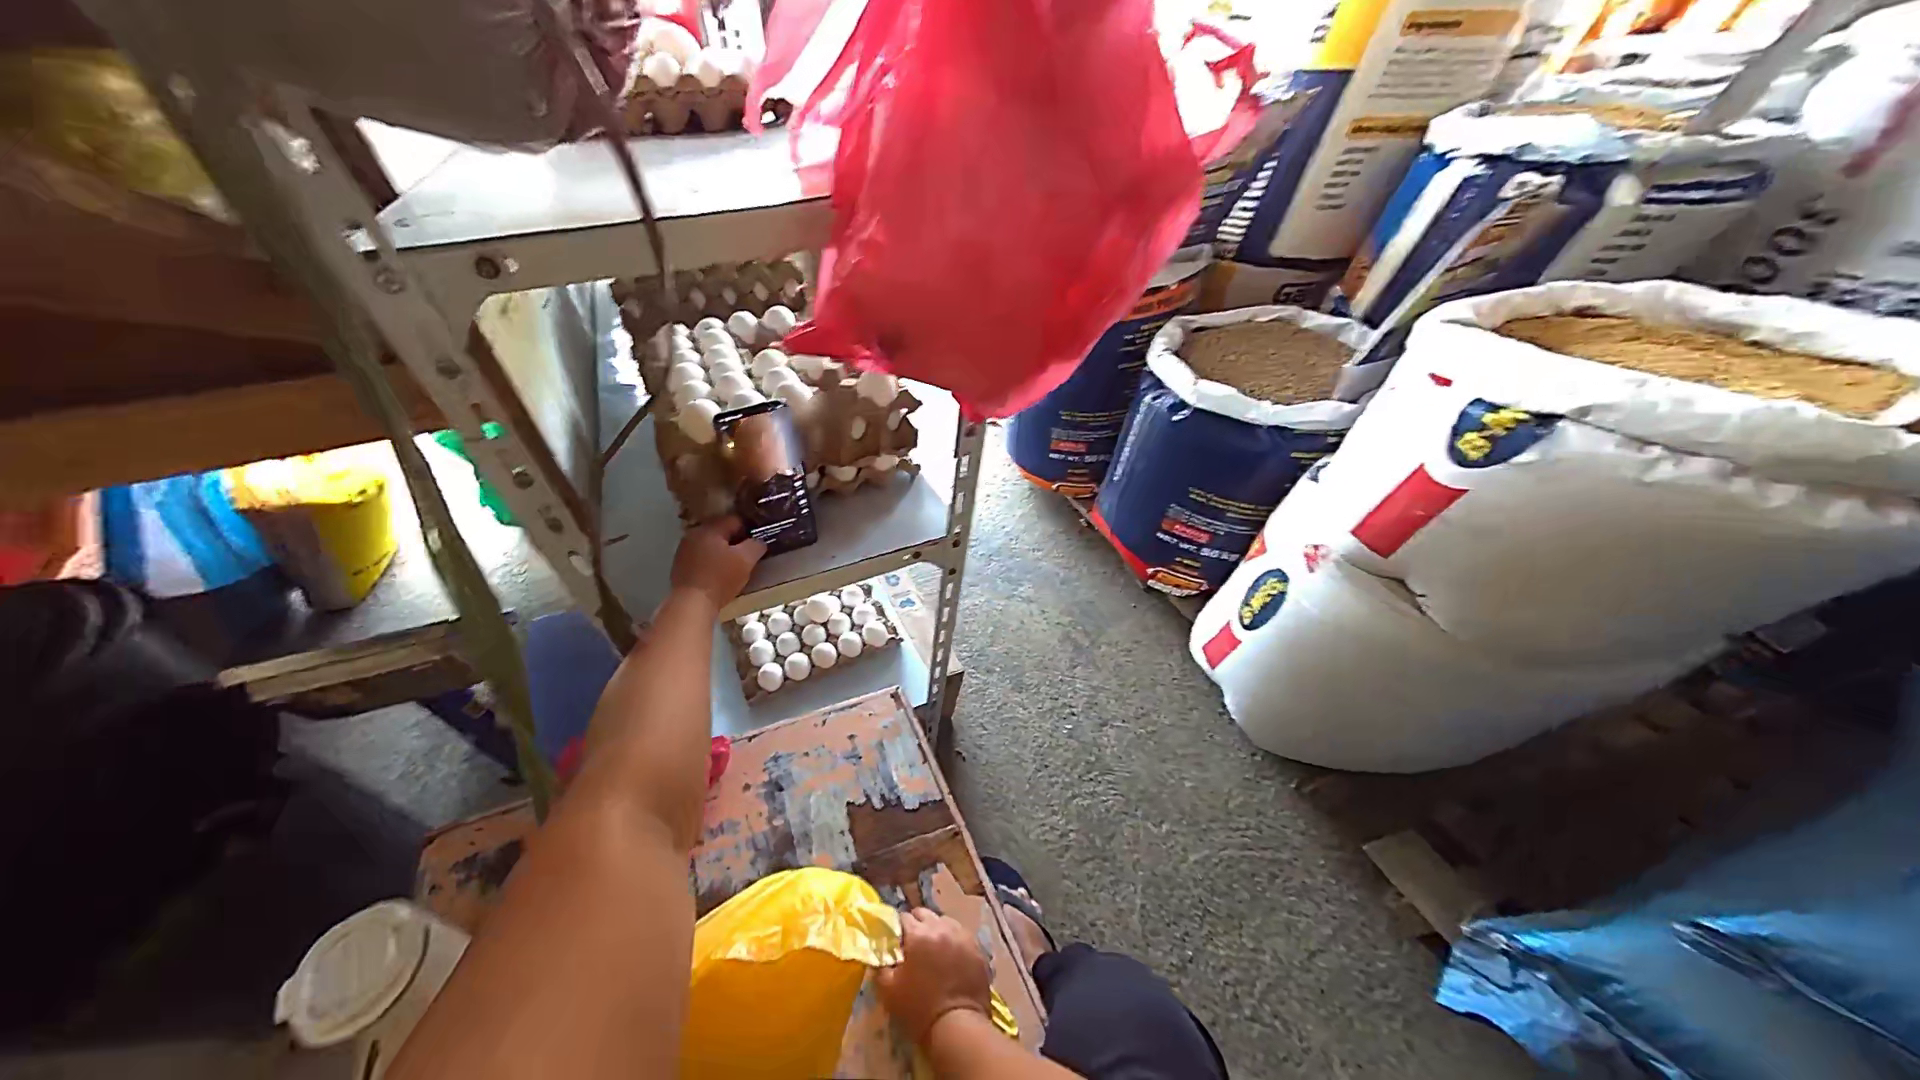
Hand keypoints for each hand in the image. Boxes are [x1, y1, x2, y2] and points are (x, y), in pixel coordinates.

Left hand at [670, 517, 764, 607]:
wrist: (692, 604)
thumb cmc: (720, 579)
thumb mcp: (746, 560)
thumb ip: (756, 545)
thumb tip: (758, 541)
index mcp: (710, 528)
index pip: (735, 520)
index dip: (749, 530)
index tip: (757, 544)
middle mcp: (694, 534)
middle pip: (721, 532)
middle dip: (735, 542)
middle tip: (747, 557)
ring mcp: (684, 550)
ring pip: (710, 545)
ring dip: (722, 552)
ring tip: (733, 567)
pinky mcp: (679, 565)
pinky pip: (701, 557)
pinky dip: (711, 562)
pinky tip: (717, 575)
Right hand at [875, 908, 991, 1045]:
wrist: (958, 1027)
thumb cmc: (919, 1009)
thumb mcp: (889, 991)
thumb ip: (880, 968)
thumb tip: (879, 957)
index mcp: (918, 934)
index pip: (903, 917)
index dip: (897, 928)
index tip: (895, 942)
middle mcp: (941, 927)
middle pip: (925, 914)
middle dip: (917, 924)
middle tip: (913, 944)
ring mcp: (962, 936)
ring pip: (945, 922)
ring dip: (937, 930)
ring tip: (934, 949)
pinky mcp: (977, 949)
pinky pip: (962, 936)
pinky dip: (954, 941)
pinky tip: (951, 958)